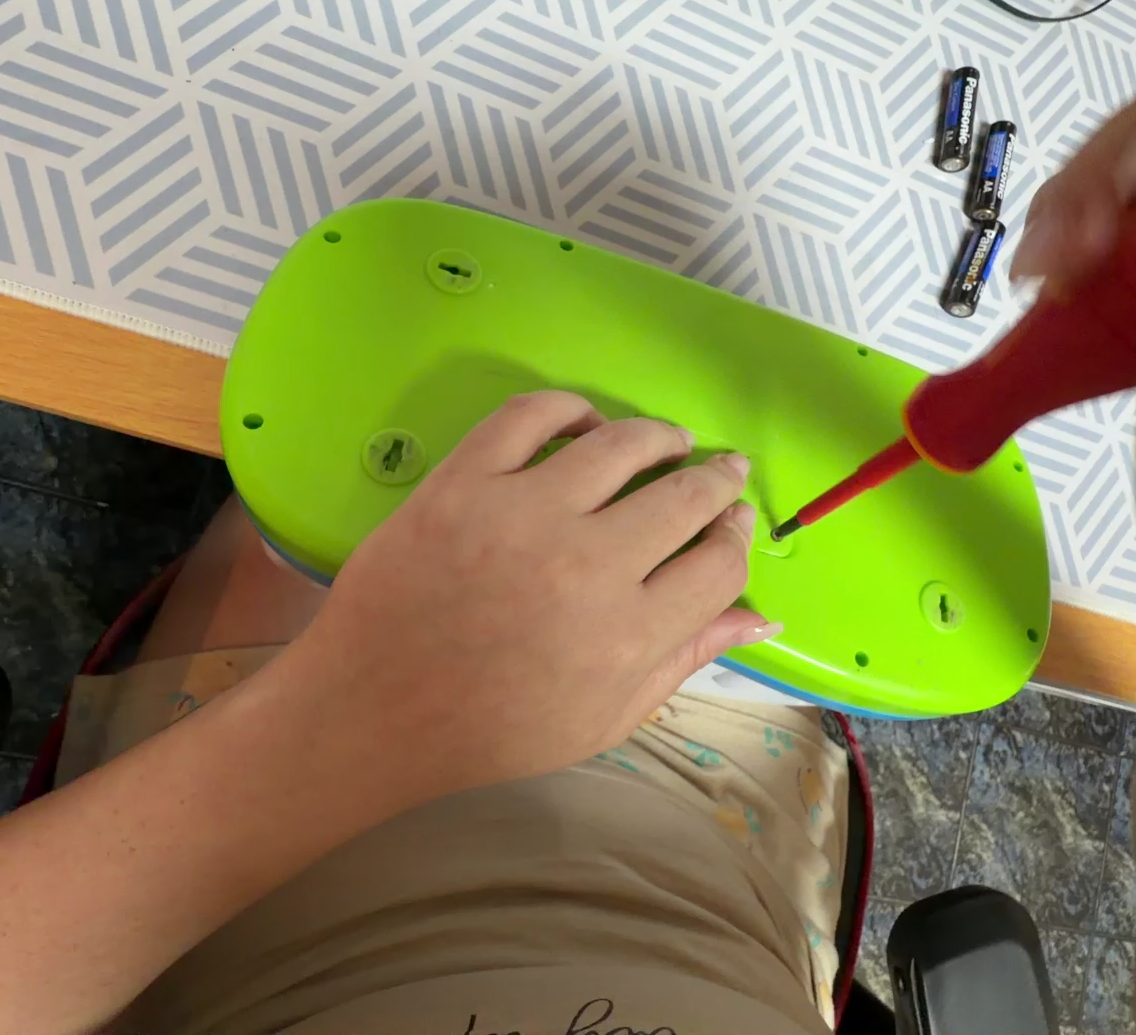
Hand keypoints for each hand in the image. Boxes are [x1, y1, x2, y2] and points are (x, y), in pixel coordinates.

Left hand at [287, 391, 774, 793]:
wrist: (374, 710)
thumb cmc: (494, 729)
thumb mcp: (605, 718)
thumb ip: (684, 659)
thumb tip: (761, 612)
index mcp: (628, 636)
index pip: (720, 564)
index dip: (737, 536)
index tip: (733, 522)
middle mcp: (588, 567)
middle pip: (686, 496)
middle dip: (717, 478)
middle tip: (721, 470)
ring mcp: (521, 515)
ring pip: (621, 444)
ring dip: (660, 435)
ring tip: (669, 439)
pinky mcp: (462, 482)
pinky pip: (530, 414)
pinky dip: (569, 406)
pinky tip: (585, 421)